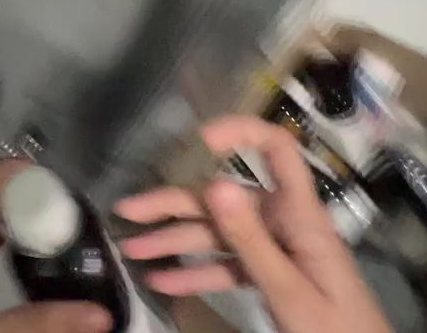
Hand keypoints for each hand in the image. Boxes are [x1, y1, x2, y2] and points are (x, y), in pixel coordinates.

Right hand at [113, 116, 390, 332]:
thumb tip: (214, 181)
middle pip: (223, 197)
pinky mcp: (270, 276)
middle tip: (127, 209)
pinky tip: (161, 278)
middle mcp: (283, 222)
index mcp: (300, 214)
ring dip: (174, 240)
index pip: (276, 149)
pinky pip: (225, 264)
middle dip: (172, 203)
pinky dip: (194, 271)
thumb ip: (252, 241)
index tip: (198, 139)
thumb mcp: (292, 293)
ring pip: (216, 232)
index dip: (240, 132)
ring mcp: (275, 249)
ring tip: (130, 247)